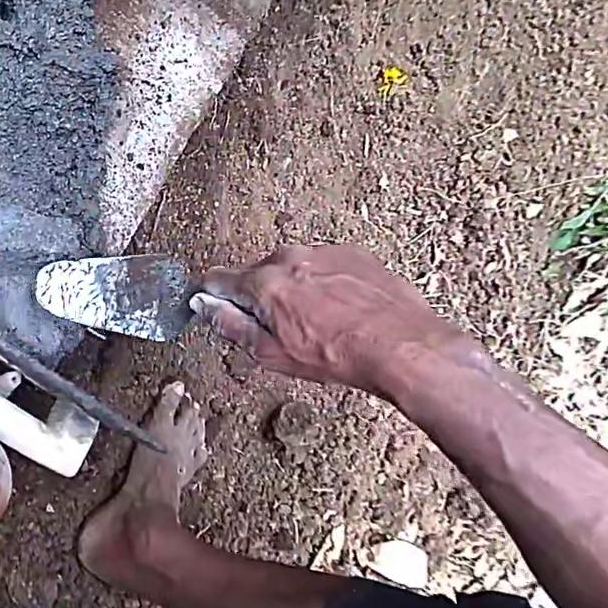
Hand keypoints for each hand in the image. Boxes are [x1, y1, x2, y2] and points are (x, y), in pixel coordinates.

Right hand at [193, 245, 471, 397]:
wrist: (404, 347)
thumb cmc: (339, 356)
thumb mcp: (272, 353)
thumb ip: (231, 324)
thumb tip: (203, 305)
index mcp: (263, 282)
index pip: (217, 279)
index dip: (212, 296)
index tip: (214, 307)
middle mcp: (288, 257)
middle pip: (256, 274)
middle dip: (259, 297)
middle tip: (278, 328)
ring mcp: (323, 252)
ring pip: (290, 268)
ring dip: (293, 289)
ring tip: (317, 322)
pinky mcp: (352, 254)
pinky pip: (322, 265)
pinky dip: (323, 283)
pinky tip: (340, 311)